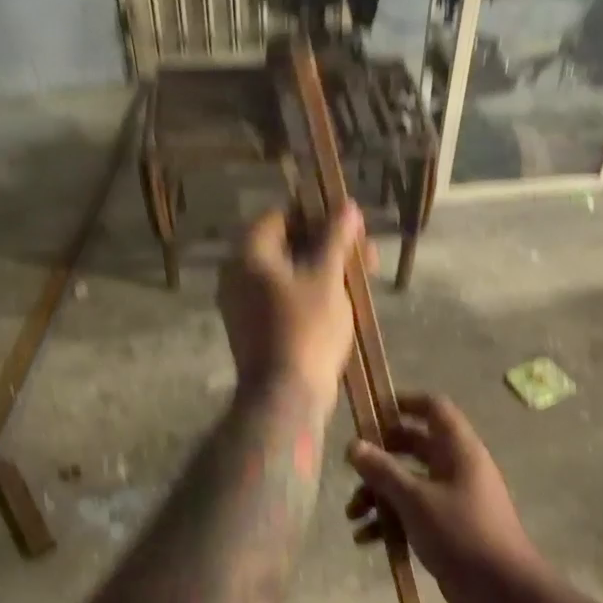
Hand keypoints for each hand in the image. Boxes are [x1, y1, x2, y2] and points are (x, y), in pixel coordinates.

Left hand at [217, 204, 365, 411]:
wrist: (286, 395)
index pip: (281, 216)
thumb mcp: (327, 277)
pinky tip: (342, 303)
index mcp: (247, 254)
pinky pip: (283, 298)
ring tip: (361, 281)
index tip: (352, 229)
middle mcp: (237, 275)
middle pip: (286, 245)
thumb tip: (347, 207)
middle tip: (365, 257)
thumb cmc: (306, 328)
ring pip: (288, 273)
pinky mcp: (255, 328)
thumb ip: (336, 238)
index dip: (318, 216)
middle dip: (328, 246)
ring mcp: (243, 304)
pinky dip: (310, 294)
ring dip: (324, 271)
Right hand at [346, 394, 542, 602]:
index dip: (404, 403)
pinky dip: (390, 520)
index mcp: (459, 450)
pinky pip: (413, 512)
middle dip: (381, 457)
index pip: (434, 409)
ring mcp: (453, 498)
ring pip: (409, 482)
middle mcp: (457, 467)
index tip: (372, 410)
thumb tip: (353, 445)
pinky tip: (366, 539)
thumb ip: (382, 470)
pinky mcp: (447, 526)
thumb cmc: (461, 533)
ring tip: (353, 514)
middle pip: (415, 446)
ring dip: (379, 494)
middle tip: (353, 466)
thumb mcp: (415, 499)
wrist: (501, 591)